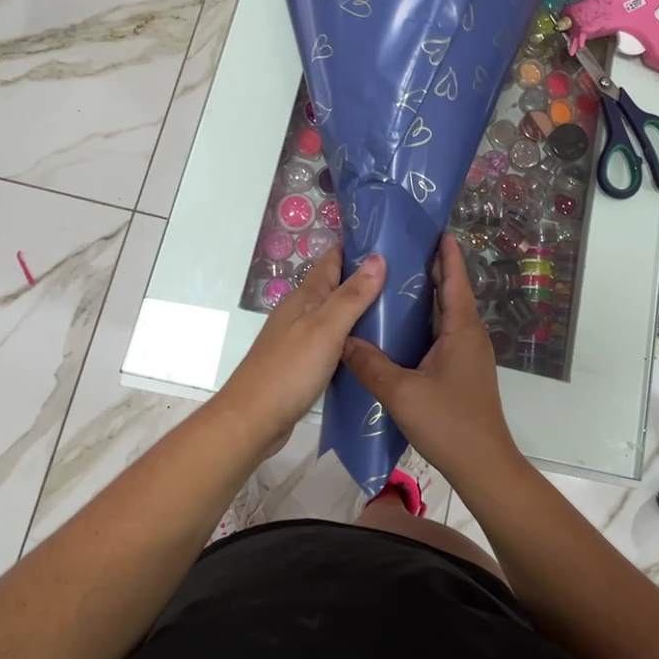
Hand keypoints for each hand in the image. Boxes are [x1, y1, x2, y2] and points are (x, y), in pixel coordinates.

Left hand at [213, 247, 383, 451]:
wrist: (251, 421)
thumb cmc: (288, 370)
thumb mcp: (325, 328)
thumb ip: (352, 296)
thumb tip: (378, 257)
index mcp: (306, 296)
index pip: (333, 259)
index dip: (358, 246)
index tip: (390, 237)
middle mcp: (303, 312)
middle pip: (338, 286)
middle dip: (367, 278)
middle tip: (407, 277)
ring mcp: (302, 339)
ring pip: (337, 315)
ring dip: (363, 310)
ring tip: (401, 309)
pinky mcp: (305, 364)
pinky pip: (336, 341)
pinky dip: (354, 338)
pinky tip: (374, 347)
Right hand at [340, 235, 520, 479]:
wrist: (483, 466)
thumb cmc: (449, 423)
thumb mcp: (402, 393)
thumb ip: (371, 365)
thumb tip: (342, 340)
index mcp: (461, 330)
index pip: (455, 280)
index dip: (447, 253)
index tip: (435, 228)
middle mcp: (469, 336)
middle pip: (451, 293)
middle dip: (432, 269)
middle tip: (401, 249)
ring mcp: (468, 355)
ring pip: (447, 316)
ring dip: (427, 297)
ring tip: (395, 281)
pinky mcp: (462, 373)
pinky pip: (443, 335)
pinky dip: (425, 322)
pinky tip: (402, 329)